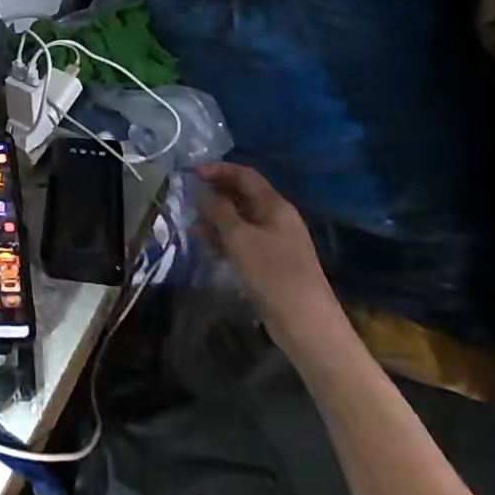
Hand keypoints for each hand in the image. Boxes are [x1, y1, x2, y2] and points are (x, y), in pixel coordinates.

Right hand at [194, 162, 338, 334]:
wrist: (306, 324)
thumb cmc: (273, 273)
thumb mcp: (240, 238)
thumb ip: (219, 211)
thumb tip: (201, 191)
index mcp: (275, 205)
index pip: (245, 175)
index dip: (219, 170)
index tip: (192, 173)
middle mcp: (277, 218)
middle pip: (243, 196)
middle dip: (215, 195)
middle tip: (188, 200)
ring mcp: (275, 242)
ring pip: (241, 220)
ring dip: (217, 220)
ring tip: (192, 227)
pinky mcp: (270, 263)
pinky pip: (244, 242)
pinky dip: (225, 240)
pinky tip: (208, 248)